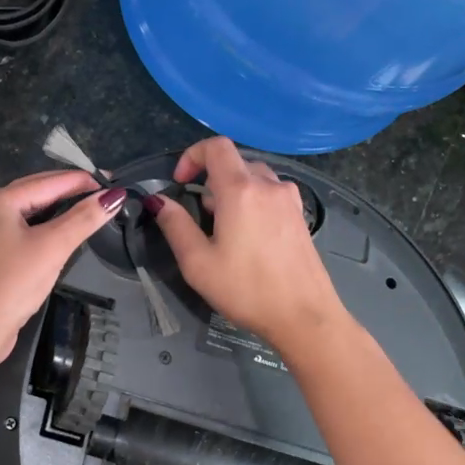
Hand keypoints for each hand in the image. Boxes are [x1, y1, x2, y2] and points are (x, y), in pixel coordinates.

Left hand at [0, 170, 126, 358]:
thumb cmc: (12, 284)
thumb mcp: (52, 248)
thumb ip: (83, 219)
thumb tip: (114, 196)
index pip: (47, 182)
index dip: (81, 180)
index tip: (110, 181)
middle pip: (33, 192)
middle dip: (67, 191)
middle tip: (101, 194)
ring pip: (24, 212)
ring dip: (54, 209)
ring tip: (84, 208)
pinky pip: (15, 230)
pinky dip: (38, 228)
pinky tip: (54, 234)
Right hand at [149, 137, 346, 353]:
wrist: (304, 317)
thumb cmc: (247, 290)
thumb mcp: (198, 263)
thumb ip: (175, 225)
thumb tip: (159, 201)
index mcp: (240, 190)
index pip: (216, 146)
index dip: (192, 155)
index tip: (180, 182)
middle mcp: (268, 186)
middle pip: (234, 161)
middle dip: (210, 177)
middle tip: (200, 212)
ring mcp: (289, 200)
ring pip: (254, 176)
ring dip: (233, 189)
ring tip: (223, 224)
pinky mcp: (300, 216)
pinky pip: (270, 193)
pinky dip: (252, 200)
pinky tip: (248, 234)